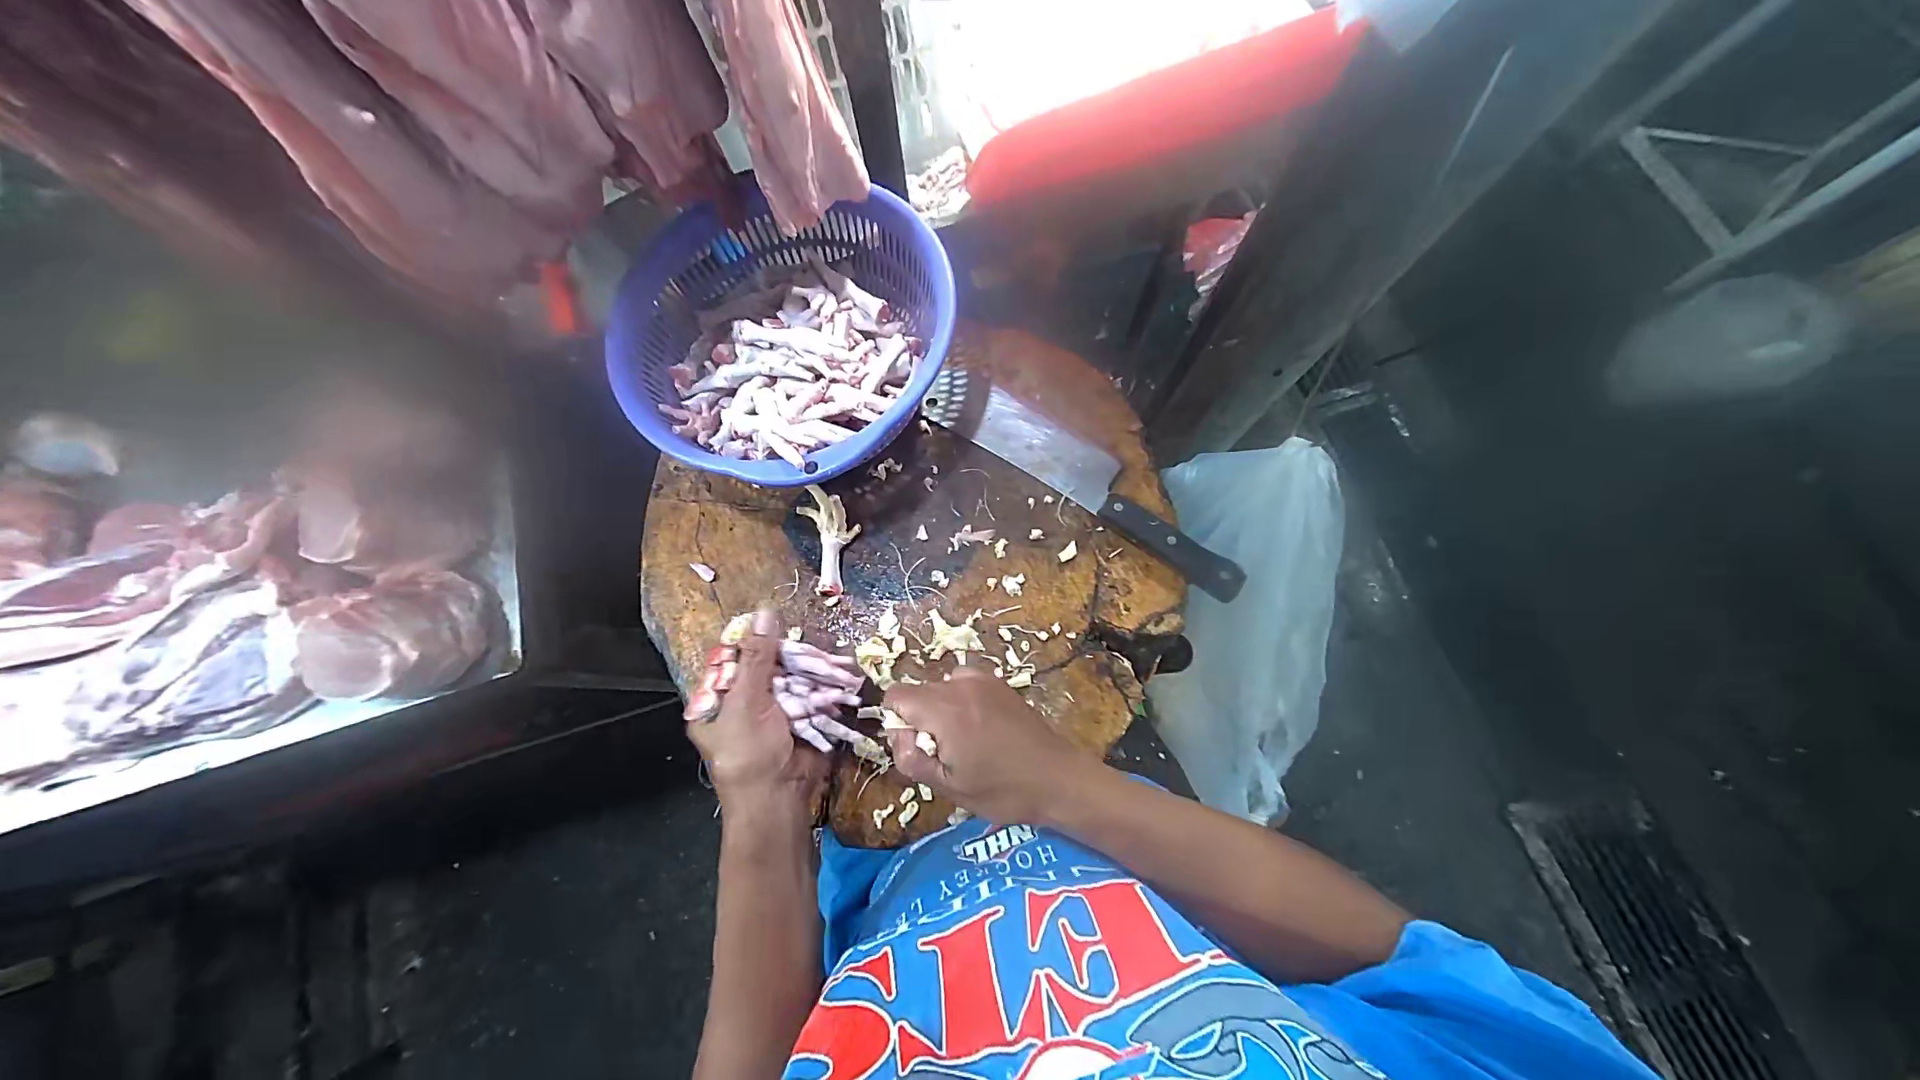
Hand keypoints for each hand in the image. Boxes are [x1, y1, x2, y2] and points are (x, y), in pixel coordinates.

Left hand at [685, 609, 828, 817]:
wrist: (779, 799)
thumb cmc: (750, 755)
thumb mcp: (748, 701)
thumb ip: (758, 657)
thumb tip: (764, 613)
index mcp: (715, 699)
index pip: (732, 656)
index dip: (754, 640)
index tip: (775, 625)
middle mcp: (742, 702)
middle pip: (767, 664)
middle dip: (792, 657)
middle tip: (811, 649)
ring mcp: (772, 710)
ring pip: (793, 678)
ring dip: (815, 672)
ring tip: (835, 664)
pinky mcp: (797, 719)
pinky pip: (810, 694)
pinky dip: (825, 688)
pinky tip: (841, 677)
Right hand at [882, 667, 1096, 825]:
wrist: (1058, 779)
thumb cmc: (1002, 791)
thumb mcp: (948, 786)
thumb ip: (911, 758)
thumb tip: (900, 736)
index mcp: (945, 709)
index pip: (896, 695)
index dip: (897, 723)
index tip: (918, 749)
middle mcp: (961, 685)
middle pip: (919, 692)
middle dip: (920, 720)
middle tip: (945, 754)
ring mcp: (983, 680)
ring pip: (941, 688)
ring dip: (942, 711)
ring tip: (966, 744)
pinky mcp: (1000, 684)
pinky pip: (964, 685)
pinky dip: (962, 703)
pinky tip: (983, 731)